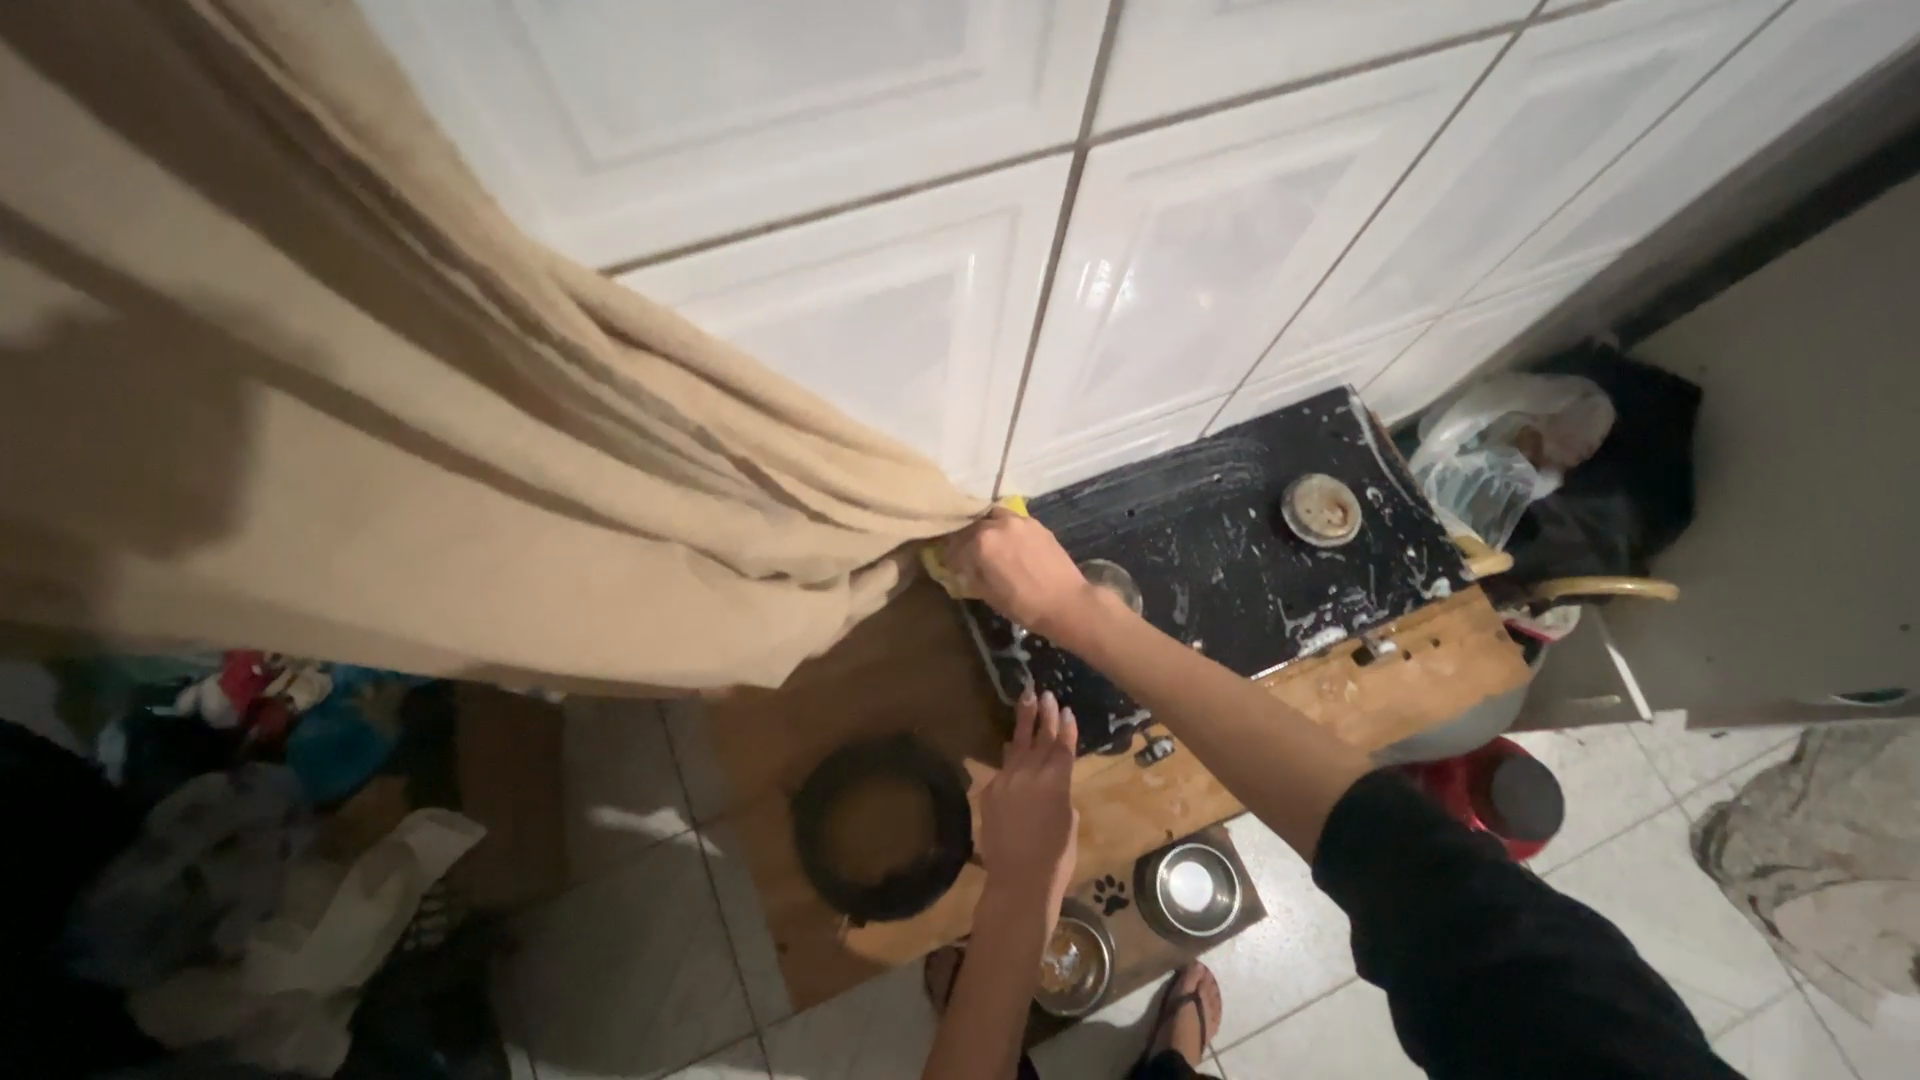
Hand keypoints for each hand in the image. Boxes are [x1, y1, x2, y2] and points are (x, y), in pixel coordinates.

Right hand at [944, 508, 1103, 639]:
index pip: (955, 546)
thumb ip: (972, 576)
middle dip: (966, 540)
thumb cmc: (1023, 605)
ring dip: (986, 528)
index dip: (950, 556)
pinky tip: (1008, 542)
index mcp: (981, 542)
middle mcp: (997, 524)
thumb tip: (963, 569)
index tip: (948, 564)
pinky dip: (1004, 528)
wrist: (1066, 602)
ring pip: (993, 517)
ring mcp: (1019, 521)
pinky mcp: (1036, 524)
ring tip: (987, 543)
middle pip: (972, 527)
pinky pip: (1012, 520)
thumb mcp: (988, 595)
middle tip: (965, 553)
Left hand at [978, 689, 1078, 913]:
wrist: (1018, 881)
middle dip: (1044, 715)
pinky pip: (1002, 768)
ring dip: (1023, 724)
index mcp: (1055, 782)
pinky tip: (1012, 744)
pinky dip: (1010, 756)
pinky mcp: (989, 792)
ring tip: (1026, 700)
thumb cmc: (1056, 859)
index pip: (1062, 747)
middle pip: (1038, 739)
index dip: (1066, 728)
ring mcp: (1005, 781)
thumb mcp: (1069, 822)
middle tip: (1045, 693)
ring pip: (1016, 747)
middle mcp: (1028, 775)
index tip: (1066, 709)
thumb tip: (1052, 784)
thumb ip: (1061, 795)